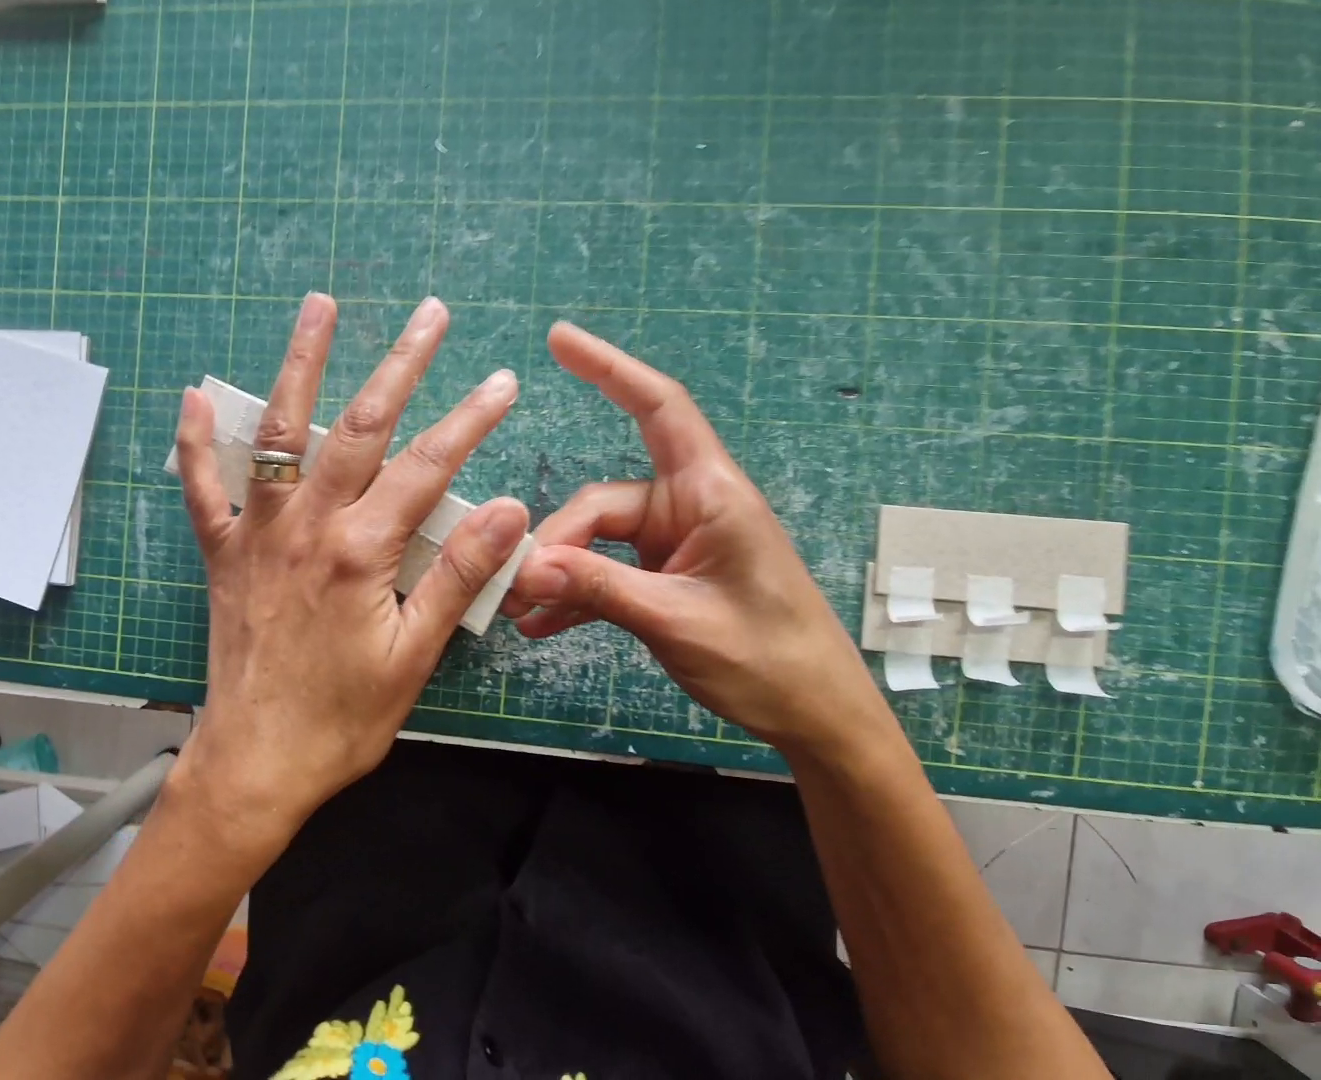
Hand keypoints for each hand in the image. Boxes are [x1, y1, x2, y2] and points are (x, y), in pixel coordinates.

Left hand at [170, 294, 530, 855]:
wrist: (256, 761)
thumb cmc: (342, 718)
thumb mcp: (414, 656)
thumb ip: (457, 576)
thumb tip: (509, 509)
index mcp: (360, 552)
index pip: (429, 468)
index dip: (470, 421)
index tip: (501, 382)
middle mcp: (306, 527)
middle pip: (361, 428)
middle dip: (401, 365)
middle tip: (429, 315)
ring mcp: (257, 535)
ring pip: (281, 435)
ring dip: (301, 366)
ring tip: (319, 308)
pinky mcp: (222, 554)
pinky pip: (202, 490)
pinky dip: (196, 443)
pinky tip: (196, 396)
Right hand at [502, 323, 892, 755]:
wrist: (812, 715)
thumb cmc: (769, 659)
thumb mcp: (677, 621)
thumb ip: (600, 587)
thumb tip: (525, 566)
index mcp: (710, 494)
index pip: (658, 409)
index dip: (609, 368)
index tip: (559, 339)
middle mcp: (688, 508)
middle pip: (601, 504)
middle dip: (555, 543)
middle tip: (516, 589)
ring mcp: (673, 544)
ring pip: (595, 542)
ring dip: (557, 575)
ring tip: (519, 610)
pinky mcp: (664, 577)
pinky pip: (605, 574)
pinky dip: (574, 596)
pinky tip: (541, 625)